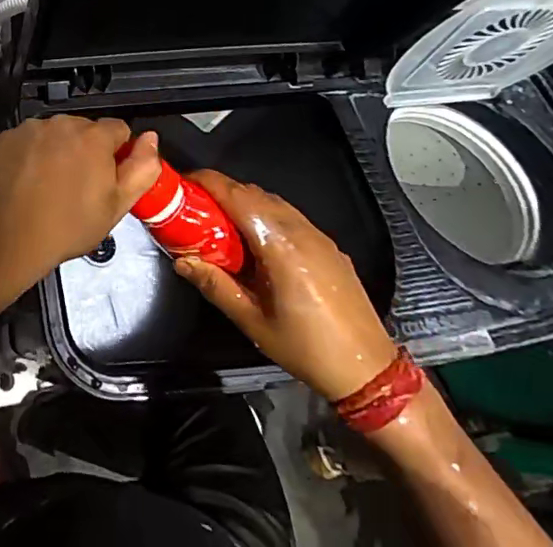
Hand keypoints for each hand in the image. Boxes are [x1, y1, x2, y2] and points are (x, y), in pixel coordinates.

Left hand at [0, 116, 162, 281]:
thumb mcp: (119, 204)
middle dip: (88, 150)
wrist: (15, 237)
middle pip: (86, 129)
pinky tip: (33, 179)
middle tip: (80, 185)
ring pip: (57, 133)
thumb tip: (150, 139)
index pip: (119, 129)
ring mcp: (33, 128)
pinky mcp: (9, 137)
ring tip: (54, 184)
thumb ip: (142, 167)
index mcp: (94, 137)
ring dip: (60, 149)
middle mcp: (63, 124)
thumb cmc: (70, 225)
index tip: (109, 175)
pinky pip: (31, 138)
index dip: (118, 153)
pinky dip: (34, 152)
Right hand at [173, 171, 398, 402]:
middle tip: (193, 206)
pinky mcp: (328, 246)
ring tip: (218, 222)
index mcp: (280, 245)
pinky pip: (289, 216)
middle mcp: (301, 231)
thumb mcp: (252, 321)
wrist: (368, 370)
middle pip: (253, 192)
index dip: (207, 182)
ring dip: (242, 202)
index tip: (184, 182)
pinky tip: (253, 241)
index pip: (237, 195)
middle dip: (220, 191)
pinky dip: (264, 215)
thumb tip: (183, 261)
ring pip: (272, 201)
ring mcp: (318, 236)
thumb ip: (214, 285)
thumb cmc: (309, 350)